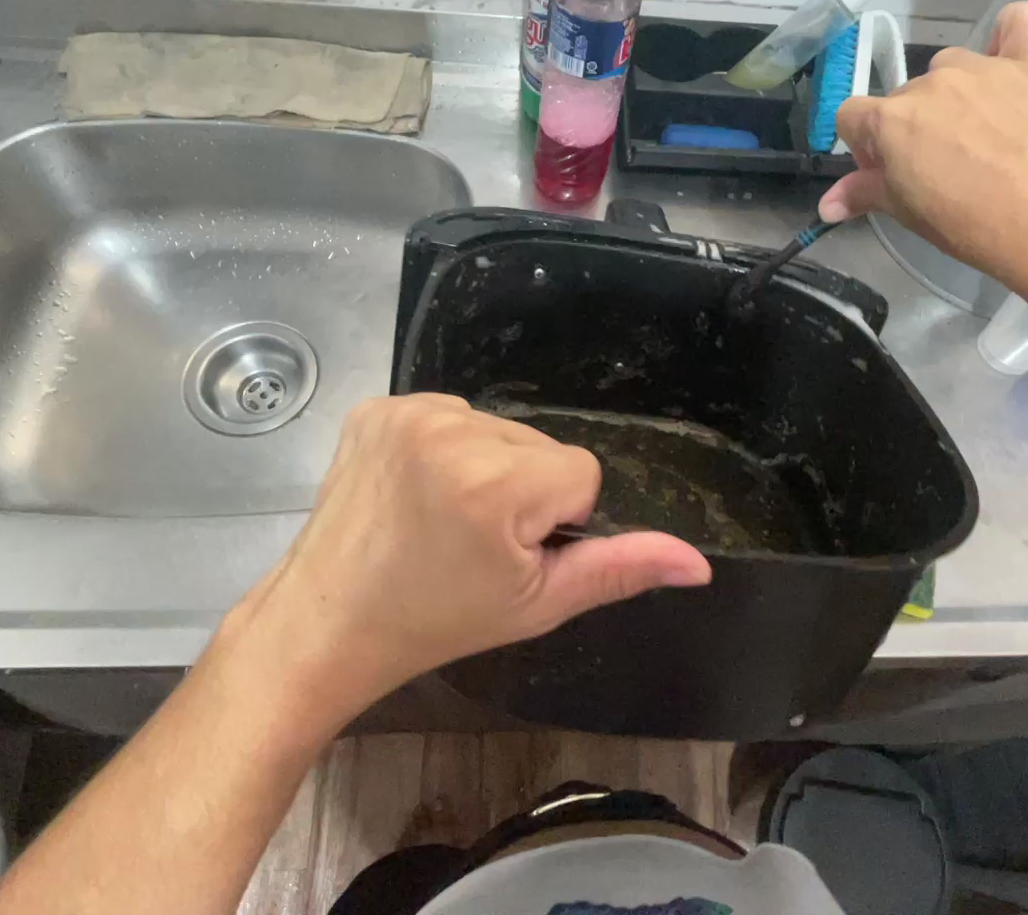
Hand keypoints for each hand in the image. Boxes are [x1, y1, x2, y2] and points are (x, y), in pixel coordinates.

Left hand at [227, 394, 709, 722]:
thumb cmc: (438, 621)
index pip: (581, 472)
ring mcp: (406, 412)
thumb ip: (621, 570)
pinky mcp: (377, 406)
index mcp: (495, 482)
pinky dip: (446, 448)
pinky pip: (449, 415)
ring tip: (444, 515)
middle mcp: (450, 430)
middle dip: (523, 488)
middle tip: (474, 538)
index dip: (556, 518)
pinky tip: (418, 490)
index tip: (509, 550)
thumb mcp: (539, 604)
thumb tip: (697, 562)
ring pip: (497, 428)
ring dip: (486, 465)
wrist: (330, 622)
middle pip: (538, 445)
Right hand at [818, 2, 1027, 294]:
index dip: (862, 145)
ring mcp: (981, 69)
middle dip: (909, 126)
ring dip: (952, 92)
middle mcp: (929, 84)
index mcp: (889, 120)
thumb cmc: (965, 220)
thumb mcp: (904, 212)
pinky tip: (1009, 57)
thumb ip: (861, 195)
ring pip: (949, 67)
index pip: (850, 116)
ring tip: (975, 130)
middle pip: (902, 96)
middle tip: (936, 165)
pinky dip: (1011, 34)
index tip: (884, 171)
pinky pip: (1021, 23)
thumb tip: (825, 206)